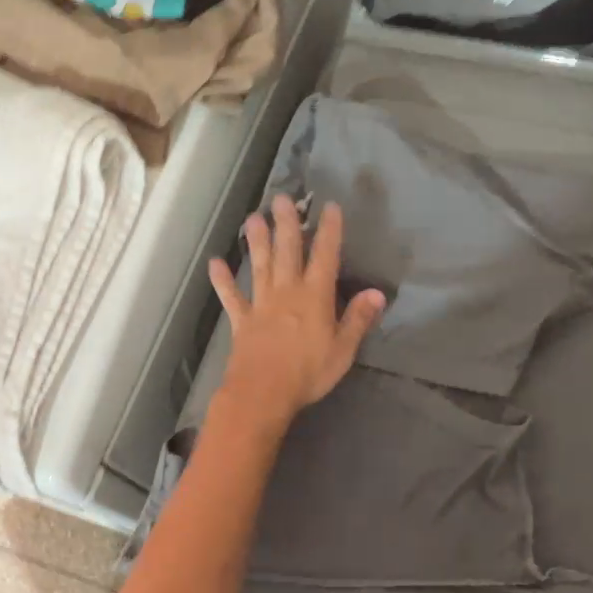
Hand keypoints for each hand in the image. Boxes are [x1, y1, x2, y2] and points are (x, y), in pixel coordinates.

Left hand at [207, 195, 385, 432]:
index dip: (329, 231)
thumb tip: (377, 293)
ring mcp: (261, 305)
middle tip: (281, 199)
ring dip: (257, 241)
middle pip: (288, 252)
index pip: (326, 257)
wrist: (263, 393)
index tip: (330, 207)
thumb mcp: (343, 349)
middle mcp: (287, 293)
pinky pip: (231, 297)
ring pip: (260, 266)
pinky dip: (223, 280)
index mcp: (315, 297)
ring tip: (252, 218)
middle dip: (286, 224)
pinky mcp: (241, 321)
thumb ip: (358, 319)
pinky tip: (215, 263)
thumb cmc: (308, 373)